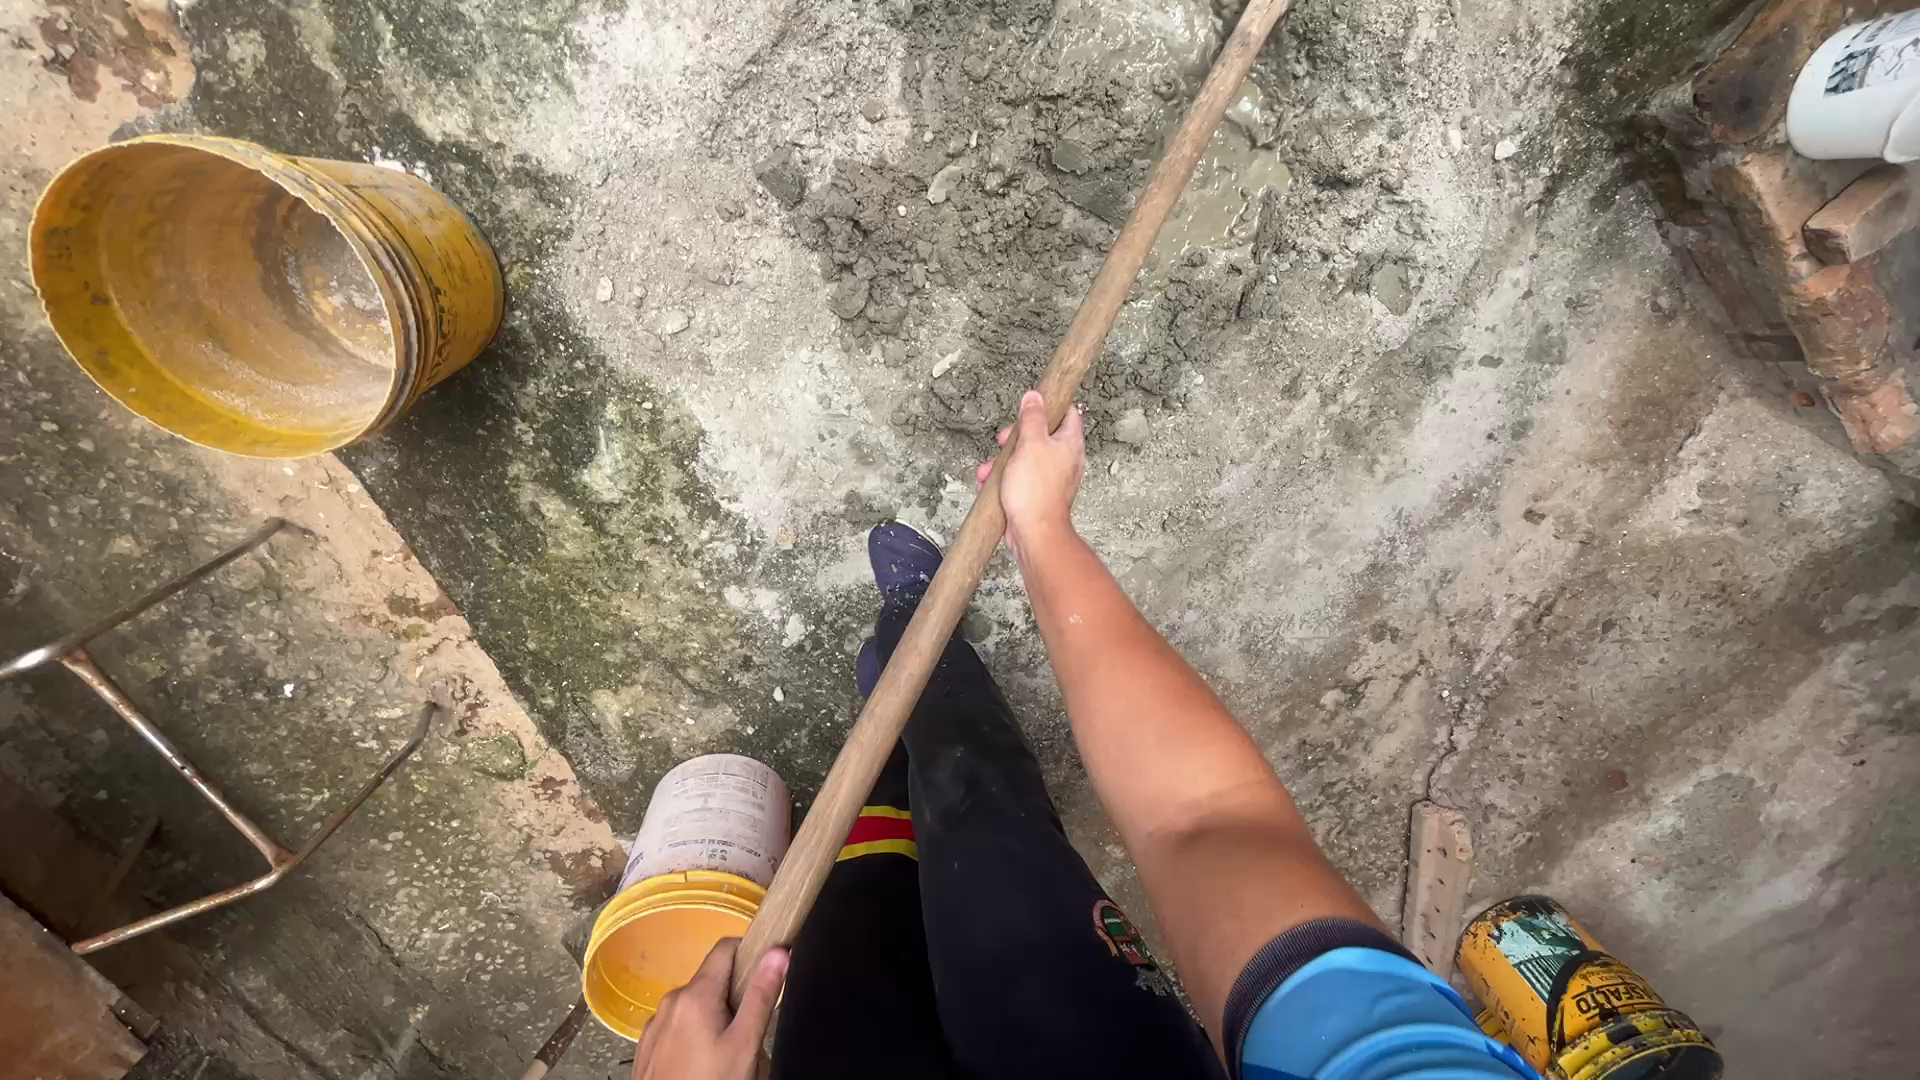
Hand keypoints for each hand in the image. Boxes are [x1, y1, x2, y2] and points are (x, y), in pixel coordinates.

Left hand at [631, 939, 788, 1079]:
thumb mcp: (744, 1046)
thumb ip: (761, 996)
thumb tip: (779, 951)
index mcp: (695, 994)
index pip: (726, 947)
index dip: (749, 955)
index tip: (763, 979)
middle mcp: (670, 1001)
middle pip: (711, 978)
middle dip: (732, 994)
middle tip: (746, 1029)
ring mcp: (654, 1025)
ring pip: (694, 1003)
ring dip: (712, 1015)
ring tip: (724, 1051)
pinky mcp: (646, 1047)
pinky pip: (676, 1025)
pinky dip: (691, 1033)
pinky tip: (700, 1063)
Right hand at [976, 389, 1085, 560]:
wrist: (1033, 533)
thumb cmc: (1036, 492)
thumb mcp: (1030, 444)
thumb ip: (1032, 417)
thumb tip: (1034, 397)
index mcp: (1069, 443)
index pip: (1068, 413)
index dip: (1048, 406)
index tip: (1030, 406)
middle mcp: (1064, 460)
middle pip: (1039, 436)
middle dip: (1015, 439)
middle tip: (1004, 442)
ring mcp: (1051, 478)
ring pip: (1024, 459)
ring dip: (1003, 462)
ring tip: (990, 471)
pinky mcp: (1036, 494)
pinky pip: (1018, 480)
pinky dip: (1003, 480)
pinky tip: (991, 485)